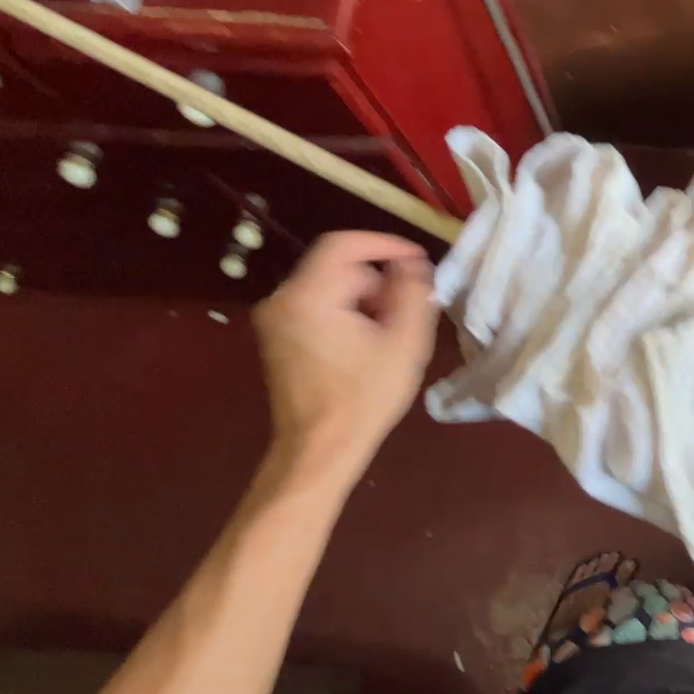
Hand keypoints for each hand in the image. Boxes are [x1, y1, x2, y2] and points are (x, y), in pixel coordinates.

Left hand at [253, 232, 437, 472]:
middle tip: (409, 313)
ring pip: (331, 290)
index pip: (343, 244)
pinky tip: (369, 346)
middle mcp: (282, 299)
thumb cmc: (365, 398)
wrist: (320, 449)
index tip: (418, 260)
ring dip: (366, 303)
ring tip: (392, 336)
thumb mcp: (405, 344)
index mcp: (308, 296)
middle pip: (339, 270)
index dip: (385, 244)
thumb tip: (413, 264)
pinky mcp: (278, 338)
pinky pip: (319, 309)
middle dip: (379, 285)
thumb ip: (413, 295)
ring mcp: (275, 320)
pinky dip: (347, 316)